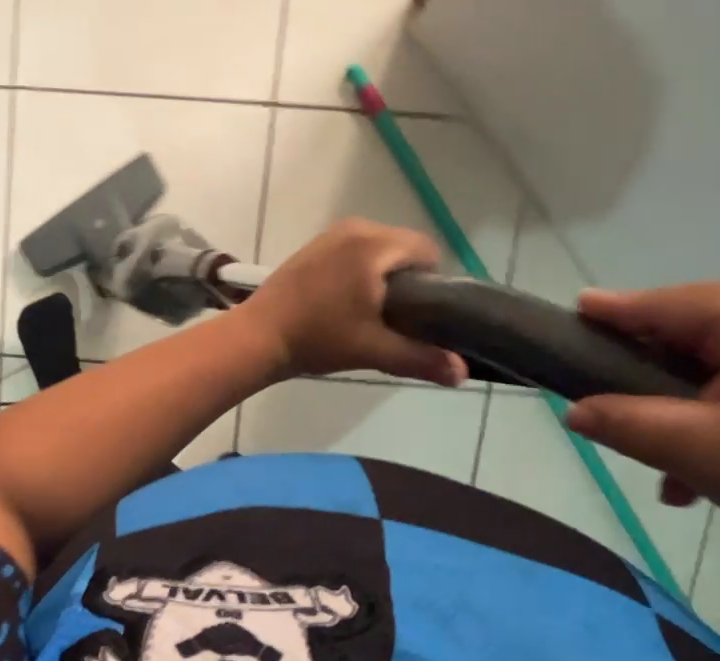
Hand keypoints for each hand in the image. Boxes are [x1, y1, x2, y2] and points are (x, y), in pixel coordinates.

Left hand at [233, 219, 466, 384]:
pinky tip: (343, 306)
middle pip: (401, 249)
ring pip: (375, 251)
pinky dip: (356, 273)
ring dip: (380, 278)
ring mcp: (329, 236)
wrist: (257, 338)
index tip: (421, 316)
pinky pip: (350, 253)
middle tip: (395, 320)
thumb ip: (420, 358)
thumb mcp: (373, 350)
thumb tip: (463, 373)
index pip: (427, 251)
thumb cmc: (317, 340)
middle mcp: (355, 228)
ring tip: (369, 316)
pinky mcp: (310, 249)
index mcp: (375, 244)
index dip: (433, 284)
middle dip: (405, 281)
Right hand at [566, 284, 719, 660]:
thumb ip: (624, 423)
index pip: (676, 303)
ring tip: (667, 469)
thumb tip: (576, 409)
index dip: (620, 309)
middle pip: (705, 332)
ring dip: (689, 410)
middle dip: (653, 373)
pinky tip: (713, 471)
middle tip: (610, 402)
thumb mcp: (693, 451)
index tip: (577, 307)